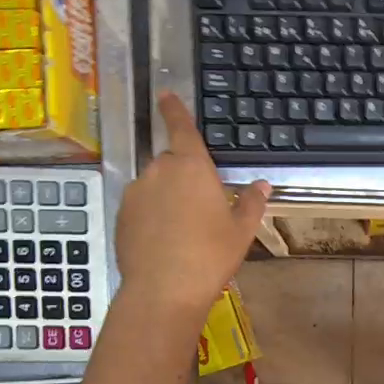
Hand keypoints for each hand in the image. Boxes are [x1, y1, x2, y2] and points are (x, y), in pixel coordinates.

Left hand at [114, 92, 270, 328]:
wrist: (164, 289)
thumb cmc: (210, 255)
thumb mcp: (241, 232)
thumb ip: (251, 204)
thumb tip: (262, 185)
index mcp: (191, 166)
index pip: (181, 126)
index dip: (174, 109)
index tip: (166, 94)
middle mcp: (159, 170)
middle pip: (171, 162)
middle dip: (182, 176)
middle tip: (200, 207)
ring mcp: (136, 192)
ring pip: (155, 185)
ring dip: (166, 198)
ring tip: (182, 232)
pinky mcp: (122, 215)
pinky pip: (140, 207)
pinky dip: (151, 217)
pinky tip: (164, 243)